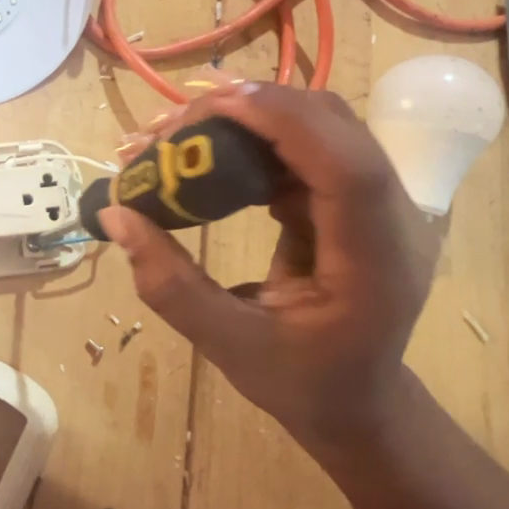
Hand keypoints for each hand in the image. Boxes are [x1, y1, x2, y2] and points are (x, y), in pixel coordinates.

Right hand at [100, 82, 433, 450]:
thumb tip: (116, 215)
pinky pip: (304, 149)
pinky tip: (202, 156)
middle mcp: (392, 220)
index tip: (210, 104)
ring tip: (172, 136)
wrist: (359, 403)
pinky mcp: (354, 200)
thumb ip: (170, 284)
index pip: (346, 169)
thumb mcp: (229, 344)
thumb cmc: (301, 383)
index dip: (284, 124)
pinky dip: (251, 141)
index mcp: (375, 264)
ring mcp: (379, 205)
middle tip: (167, 128)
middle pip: (332, 129)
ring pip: (317, 128)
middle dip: (249, 112)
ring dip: (245, 120)